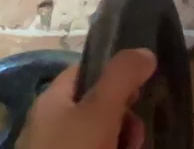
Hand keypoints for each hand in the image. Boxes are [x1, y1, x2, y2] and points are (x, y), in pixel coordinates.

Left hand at [17, 49, 156, 148]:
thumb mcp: (100, 110)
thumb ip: (122, 75)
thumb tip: (144, 53)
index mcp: (50, 103)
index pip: (85, 72)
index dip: (114, 73)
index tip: (139, 88)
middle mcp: (49, 129)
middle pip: (95, 108)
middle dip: (124, 117)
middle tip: (136, 135)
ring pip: (98, 139)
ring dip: (122, 141)